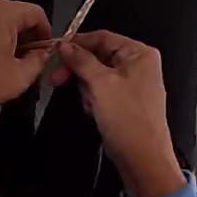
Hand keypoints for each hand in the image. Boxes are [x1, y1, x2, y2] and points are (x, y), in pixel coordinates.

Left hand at [0, 0, 50, 196]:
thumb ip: (39, 61)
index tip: (42, 56)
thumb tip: (44, 52)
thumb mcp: (17, 78)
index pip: (37, 13)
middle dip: (22, 37)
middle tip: (21, 64)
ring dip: (1, 38)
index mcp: (3, 9)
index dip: (45, 34)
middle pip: (14, 14)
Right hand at [57, 30, 184, 196]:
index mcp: (139, 53)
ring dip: (87, 88)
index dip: (77, 42)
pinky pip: (103, 91)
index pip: (103, 37)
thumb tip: (64, 44)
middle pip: (99, 55)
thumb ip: (81, 60)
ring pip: (98, 75)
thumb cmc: (125, 117)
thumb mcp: (100, 84)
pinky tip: (94, 112)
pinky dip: (94, 99)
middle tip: (56, 80)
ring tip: (90, 105)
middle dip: (80, 70)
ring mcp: (134, 83)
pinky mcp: (127, 101)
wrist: (143, 160)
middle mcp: (139, 64)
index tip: (54, 51)